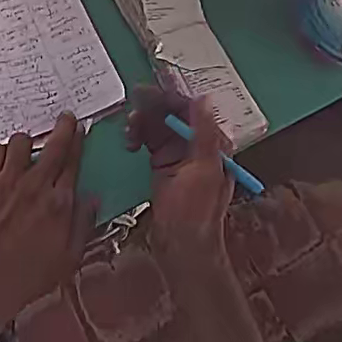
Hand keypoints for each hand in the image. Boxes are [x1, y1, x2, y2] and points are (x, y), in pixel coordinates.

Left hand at [0, 112, 94, 334]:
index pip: (73, 160)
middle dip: (63, 127)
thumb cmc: (29, 277)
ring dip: (27, 143)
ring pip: (21, 141)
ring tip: (27, 150)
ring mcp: (6, 182)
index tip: (80, 131)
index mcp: (59, 203)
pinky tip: (2, 161)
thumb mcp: (69, 257)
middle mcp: (35, 186)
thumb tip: (92, 199)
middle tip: (66, 120)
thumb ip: (84, 223)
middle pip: (53, 144)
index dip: (78, 141)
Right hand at [125, 87, 232, 279]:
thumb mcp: (204, 169)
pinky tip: (130, 144)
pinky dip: (138, 138)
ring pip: (158, 126)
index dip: (169, 99)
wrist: (182, 247)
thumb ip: (204, 132)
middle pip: (172, 115)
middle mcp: (196, 145)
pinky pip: (149, 141)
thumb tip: (203, 99)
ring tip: (129, 133)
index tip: (145, 94)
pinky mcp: (162, 165)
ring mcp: (178, 155)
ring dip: (142, 124)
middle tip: (130, 113)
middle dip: (151, 111)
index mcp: (213, 143)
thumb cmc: (196, 212)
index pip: (191, 110)